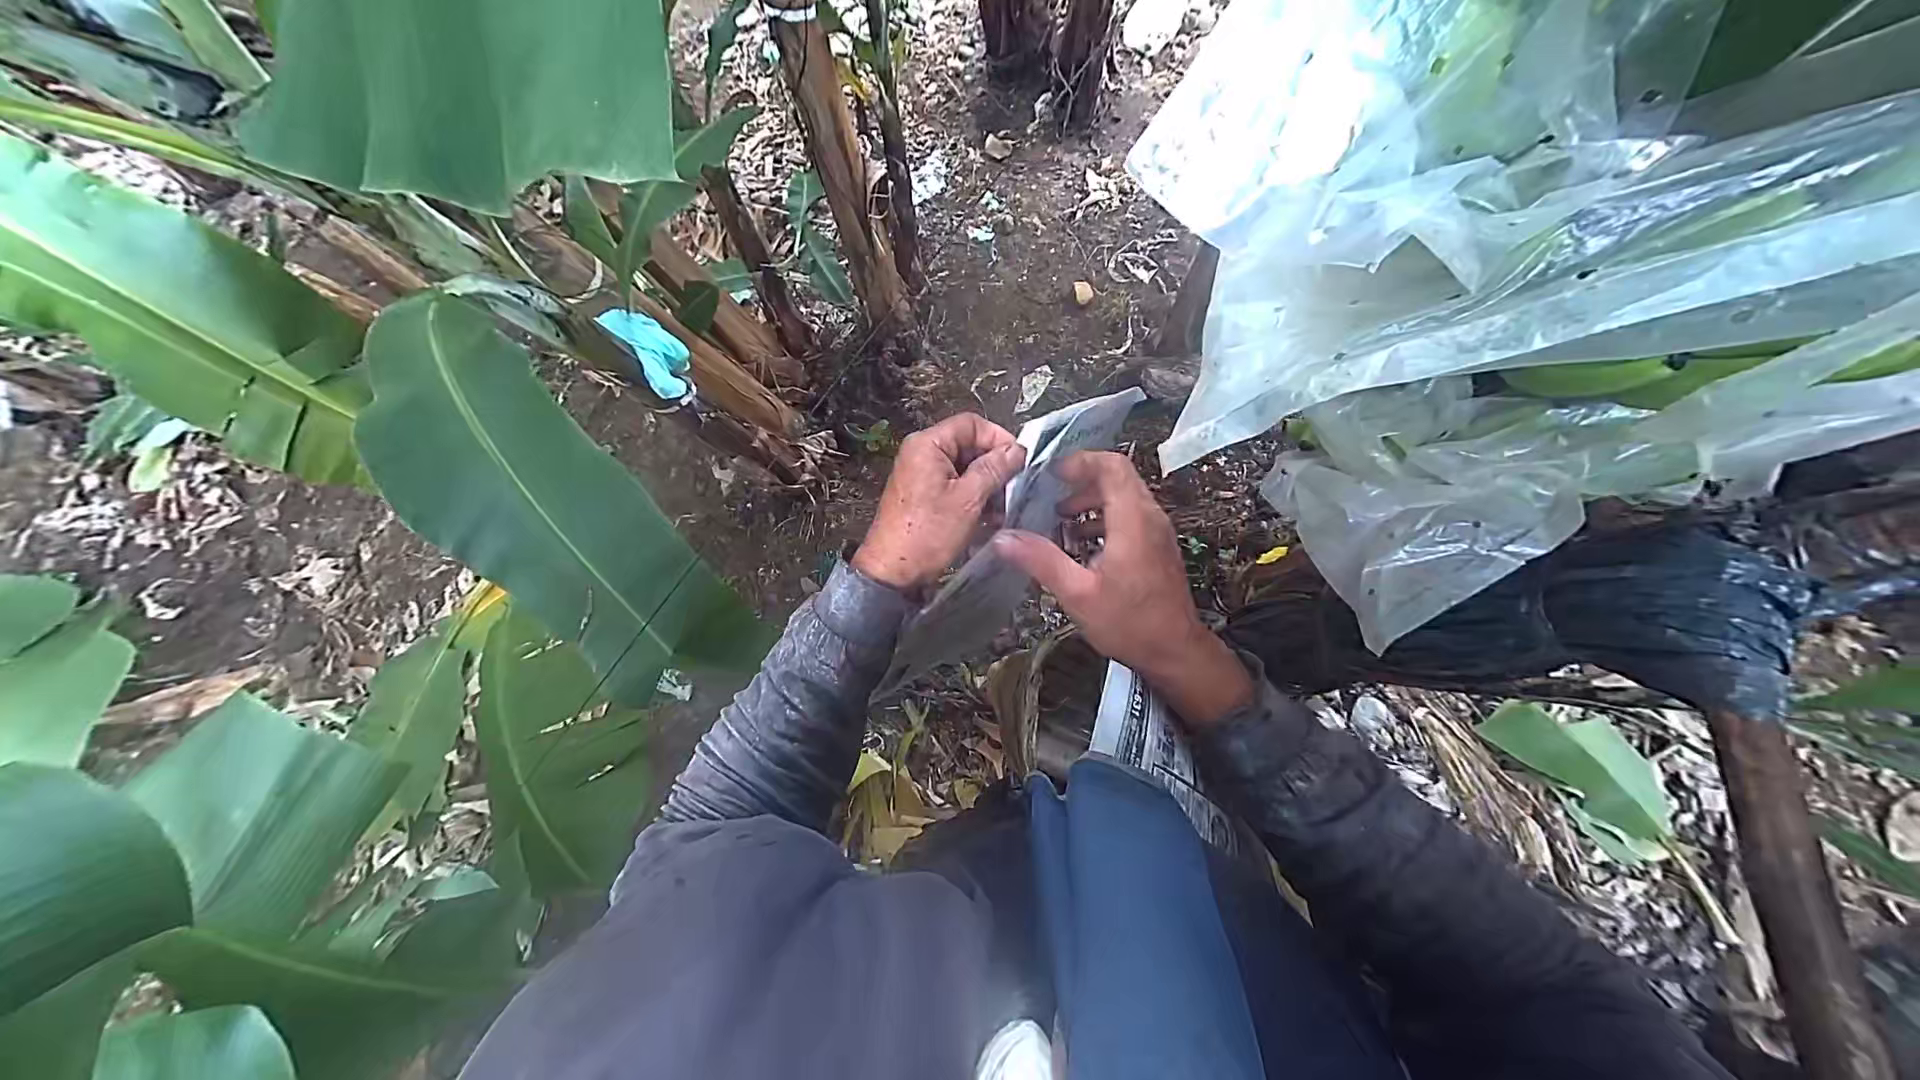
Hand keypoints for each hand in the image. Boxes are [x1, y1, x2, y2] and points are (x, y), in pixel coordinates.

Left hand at [852, 413, 1025, 594]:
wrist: (893, 572)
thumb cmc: (924, 536)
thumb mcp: (969, 499)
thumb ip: (994, 468)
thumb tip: (1015, 451)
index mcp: (927, 445)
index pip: (972, 424)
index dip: (999, 439)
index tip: (1019, 459)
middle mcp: (921, 454)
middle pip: (969, 446)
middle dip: (995, 466)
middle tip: (1014, 486)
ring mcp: (921, 476)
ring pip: (965, 468)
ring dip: (987, 486)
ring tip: (1002, 508)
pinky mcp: (924, 496)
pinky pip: (955, 486)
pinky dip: (974, 498)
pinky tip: (988, 517)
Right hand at [992, 451, 1253, 726]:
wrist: (1176, 652)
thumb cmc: (1130, 624)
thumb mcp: (1078, 593)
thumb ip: (1041, 561)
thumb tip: (1004, 539)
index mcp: (1132, 521)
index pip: (1112, 466)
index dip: (1080, 462)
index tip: (1052, 474)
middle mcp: (1150, 518)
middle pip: (1117, 477)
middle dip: (1081, 480)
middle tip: (1050, 494)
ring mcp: (1157, 532)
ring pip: (1124, 496)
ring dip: (1091, 501)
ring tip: (1060, 519)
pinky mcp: (1157, 547)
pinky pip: (1130, 516)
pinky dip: (1104, 518)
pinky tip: (1081, 544)